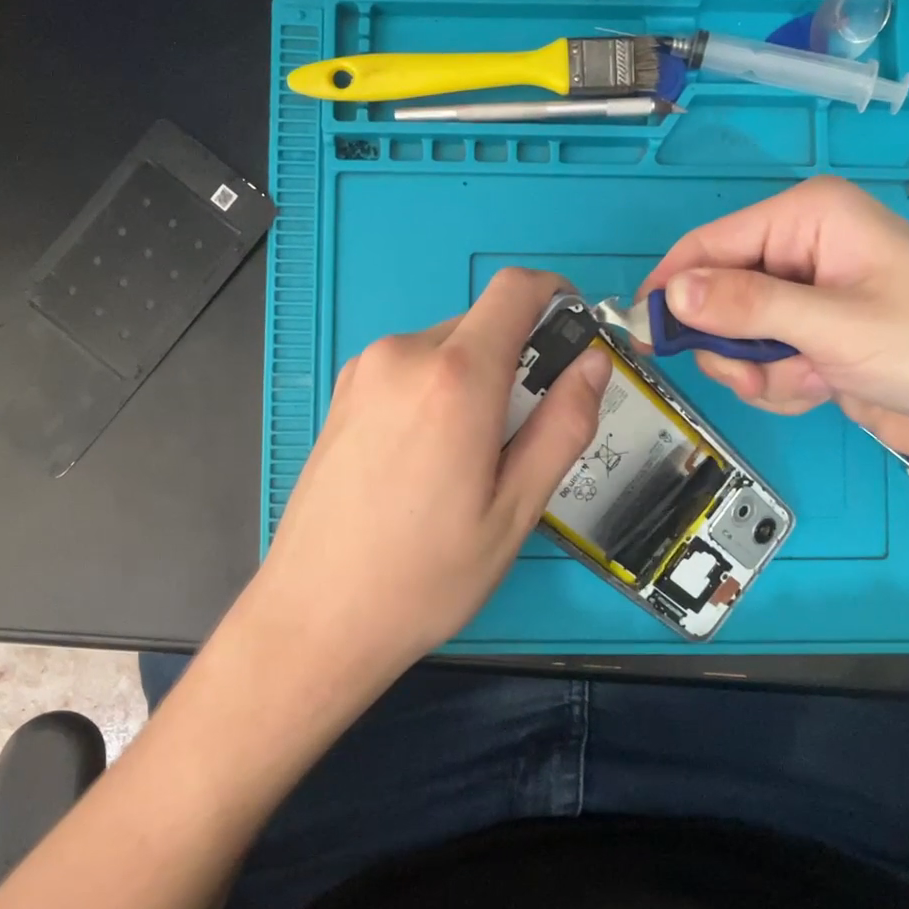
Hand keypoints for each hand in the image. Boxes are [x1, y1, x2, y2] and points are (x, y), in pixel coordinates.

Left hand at [253, 268, 609, 668]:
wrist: (315, 619)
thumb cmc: (425, 576)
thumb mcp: (516, 510)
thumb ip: (563, 426)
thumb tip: (593, 364)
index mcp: (454, 377)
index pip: (516, 289)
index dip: (558, 298)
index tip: (576, 340)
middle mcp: (402, 356)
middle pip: (483, 323)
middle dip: (519, 361)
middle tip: (524, 438)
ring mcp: (364, 373)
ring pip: (446, 349)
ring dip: (477, 383)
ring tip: (471, 463)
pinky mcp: (343, 396)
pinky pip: (411, 371)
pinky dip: (439, 394)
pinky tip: (429, 463)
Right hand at [638, 176, 908, 468]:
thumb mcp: (835, 324)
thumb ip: (748, 306)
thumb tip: (671, 291)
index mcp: (809, 218)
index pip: (711, 244)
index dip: (673, 287)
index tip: (642, 333)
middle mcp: (802, 251)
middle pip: (718, 294)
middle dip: (730, 341)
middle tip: (749, 371)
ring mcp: (809, 301)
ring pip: (736, 338)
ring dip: (758, 371)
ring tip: (805, 380)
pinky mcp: (815, 344)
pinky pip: (763, 365)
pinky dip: (781, 386)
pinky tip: (822, 389)